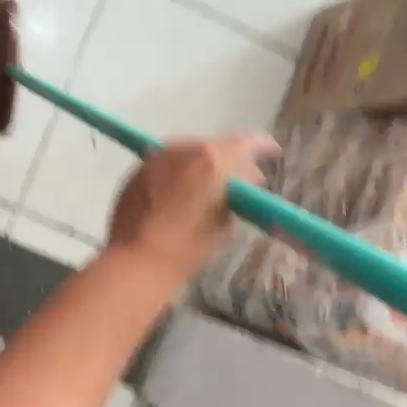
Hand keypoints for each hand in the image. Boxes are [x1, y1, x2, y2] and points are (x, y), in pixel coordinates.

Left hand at [107, 133, 277, 282]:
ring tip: (208, 184)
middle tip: (238, 178)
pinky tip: (180, 190)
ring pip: (186, 151)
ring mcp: (154, 158)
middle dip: (227, 158)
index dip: (261, 147)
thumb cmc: (186, 249)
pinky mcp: (135, 171)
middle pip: (212, 145)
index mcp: (210, 160)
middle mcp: (181, 149)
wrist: (135, 263)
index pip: (244, 143)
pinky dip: (176, 172)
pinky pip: (164, 163)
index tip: (271, 153)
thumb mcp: (223, 224)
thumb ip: (235, 197)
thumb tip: (242, 184)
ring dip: (200, 163)